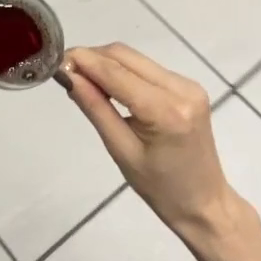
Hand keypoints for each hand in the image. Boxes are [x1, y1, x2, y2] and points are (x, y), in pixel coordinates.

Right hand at [59, 44, 247, 246]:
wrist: (206, 204)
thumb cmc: (160, 187)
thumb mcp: (120, 149)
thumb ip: (94, 106)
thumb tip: (66, 75)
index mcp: (165, 111)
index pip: (114, 72)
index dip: (81, 61)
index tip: (54, 63)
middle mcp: (180, 89)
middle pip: (123, 55)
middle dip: (90, 58)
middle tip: (66, 73)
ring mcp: (188, 85)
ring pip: (133, 57)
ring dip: (105, 62)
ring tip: (84, 81)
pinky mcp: (188, 86)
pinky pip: (145, 67)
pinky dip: (121, 70)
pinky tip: (109, 86)